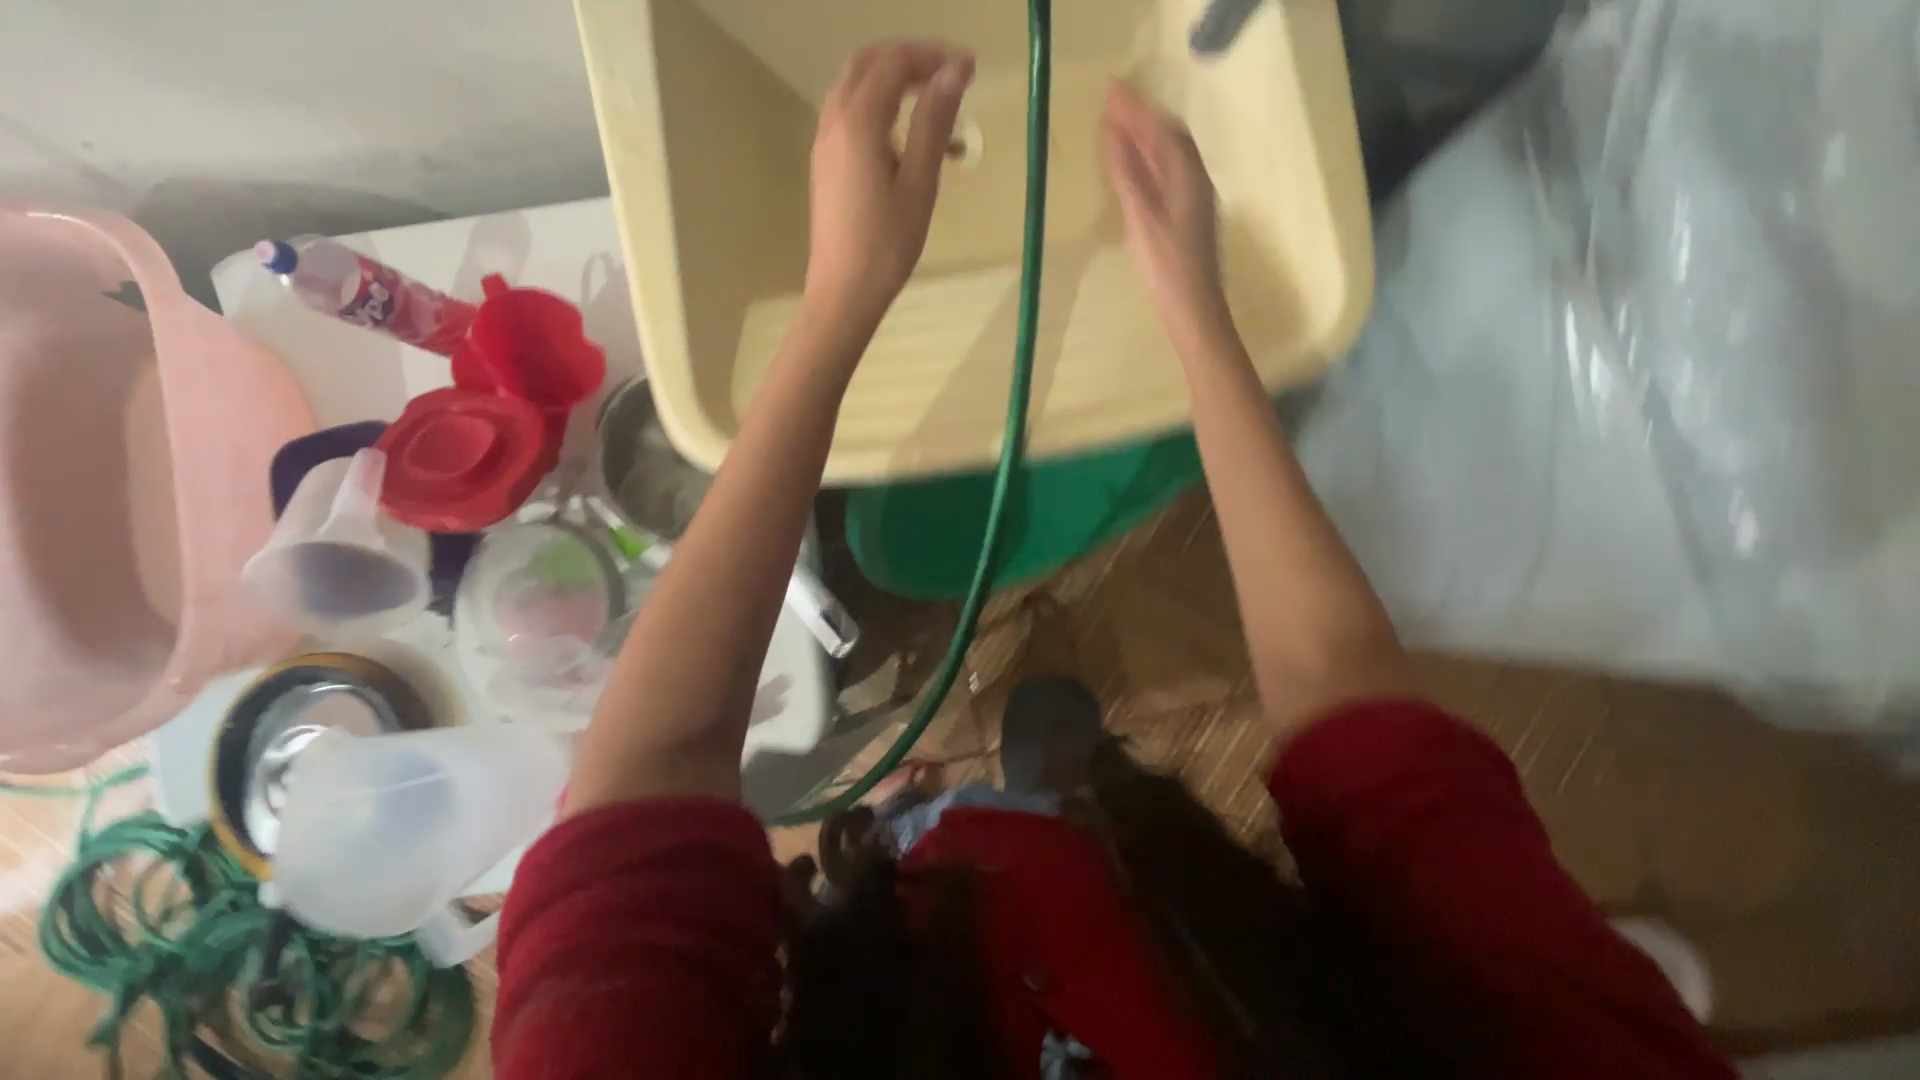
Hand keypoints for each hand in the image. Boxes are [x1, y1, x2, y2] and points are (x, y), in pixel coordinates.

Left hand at [804, 42, 974, 327]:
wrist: (843, 293)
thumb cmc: (887, 245)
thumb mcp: (919, 184)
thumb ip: (934, 123)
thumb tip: (954, 72)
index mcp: (858, 123)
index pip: (894, 64)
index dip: (932, 56)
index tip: (970, 69)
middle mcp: (834, 122)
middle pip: (867, 63)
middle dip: (909, 59)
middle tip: (948, 76)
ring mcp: (824, 143)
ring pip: (854, 87)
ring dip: (892, 80)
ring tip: (932, 102)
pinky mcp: (825, 165)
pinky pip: (848, 114)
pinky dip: (877, 104)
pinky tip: (904, 135)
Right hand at [1101, 83, 1232, 348]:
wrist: (1195, 310)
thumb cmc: (1167, 269)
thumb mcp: (1143, 221)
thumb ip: (1129, 176)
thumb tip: (1114, 135)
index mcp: (1186, 177)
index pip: (1160, 131)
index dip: (1136, 110)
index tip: (1111, 90)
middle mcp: (1196, 181)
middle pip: (1170, 138)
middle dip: (1143, 117)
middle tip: (1114, 103)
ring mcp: (1195, 200)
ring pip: (1172, 155)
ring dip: (1147, 137)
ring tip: (1121, 127)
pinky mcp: (1190, 217)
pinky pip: (1171, 173)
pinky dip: (1151, 159)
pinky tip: (1137, 166)